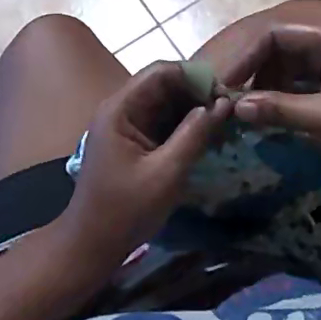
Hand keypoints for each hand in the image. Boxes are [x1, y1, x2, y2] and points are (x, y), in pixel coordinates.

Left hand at [52, 62, 229, 275]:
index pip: (161, 72)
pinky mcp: (137, 141)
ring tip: (226, 124)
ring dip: (196, 109)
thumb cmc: (125, 210)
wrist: (91, 247)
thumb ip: (195, 134)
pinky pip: (166, 121)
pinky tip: (210, 137)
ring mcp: (129, 125)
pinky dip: (188, 125)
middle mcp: (123, 109)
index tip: (224, 96)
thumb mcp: (166, 173)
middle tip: (230, 112)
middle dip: (199, 94)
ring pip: (169, 102)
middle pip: (166, 84)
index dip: (195, 77)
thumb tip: (224, 103)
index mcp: (121, 109)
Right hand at [228, 15, 320, 176]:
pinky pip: (287, 59)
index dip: (238, 56)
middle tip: (207, 84)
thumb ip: (281, 109)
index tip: (214, 85)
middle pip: (267, 30)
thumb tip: (232, 106)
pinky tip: (253, 100)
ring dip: (251, 69)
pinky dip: (269, 78)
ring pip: (274, 44)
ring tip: (224, 95)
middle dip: (237, 57)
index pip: (269, 30)